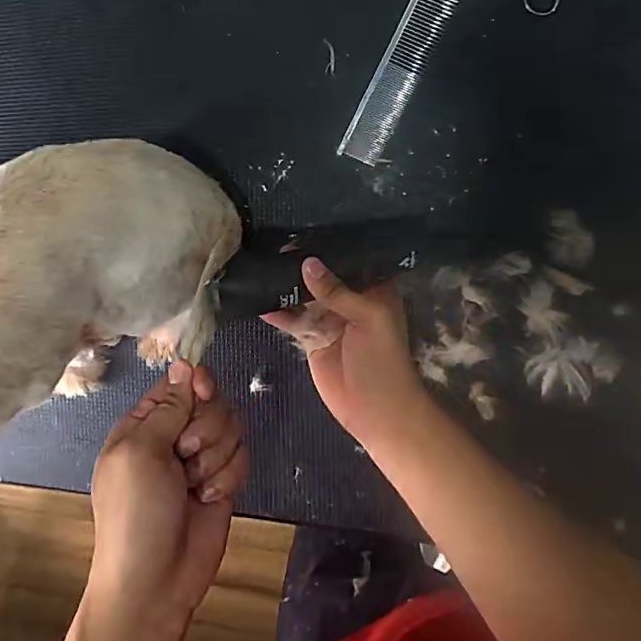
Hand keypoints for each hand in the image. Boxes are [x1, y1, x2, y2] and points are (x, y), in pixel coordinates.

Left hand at [86, 362, 248, 630]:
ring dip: (217, 457)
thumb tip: (185, 363)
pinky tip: (209, 499)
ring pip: (232, 427)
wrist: (155, 582)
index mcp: (144, 425)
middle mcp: (174, 436)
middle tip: (185, 455)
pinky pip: (243, 456)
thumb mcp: (140, 453)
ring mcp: (200, 458)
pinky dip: (228, 477)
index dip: (197, 384)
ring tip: (194, 485)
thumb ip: (168, 407)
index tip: (203, 394)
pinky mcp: (223, 479)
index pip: (181, 382)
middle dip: (207, 428)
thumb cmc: (135, 515)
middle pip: (213, 401)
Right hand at [262, 256, 427, 444]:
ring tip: (262, 266)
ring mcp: (329, 318)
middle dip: (302, 263)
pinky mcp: (312, 338)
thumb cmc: (383, 360)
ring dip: (286, 285)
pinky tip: (258, 301)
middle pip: (323, 276)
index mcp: (373, 289)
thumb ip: (337, 291)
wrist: (376, 411)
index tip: (303, 230)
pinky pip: (292, 319)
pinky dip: (277, 311)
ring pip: (305, 296)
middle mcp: (350, 299)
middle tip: (273, 245)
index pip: (350, 260)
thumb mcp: (368, 318)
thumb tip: (308, 263)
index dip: (331, 246)